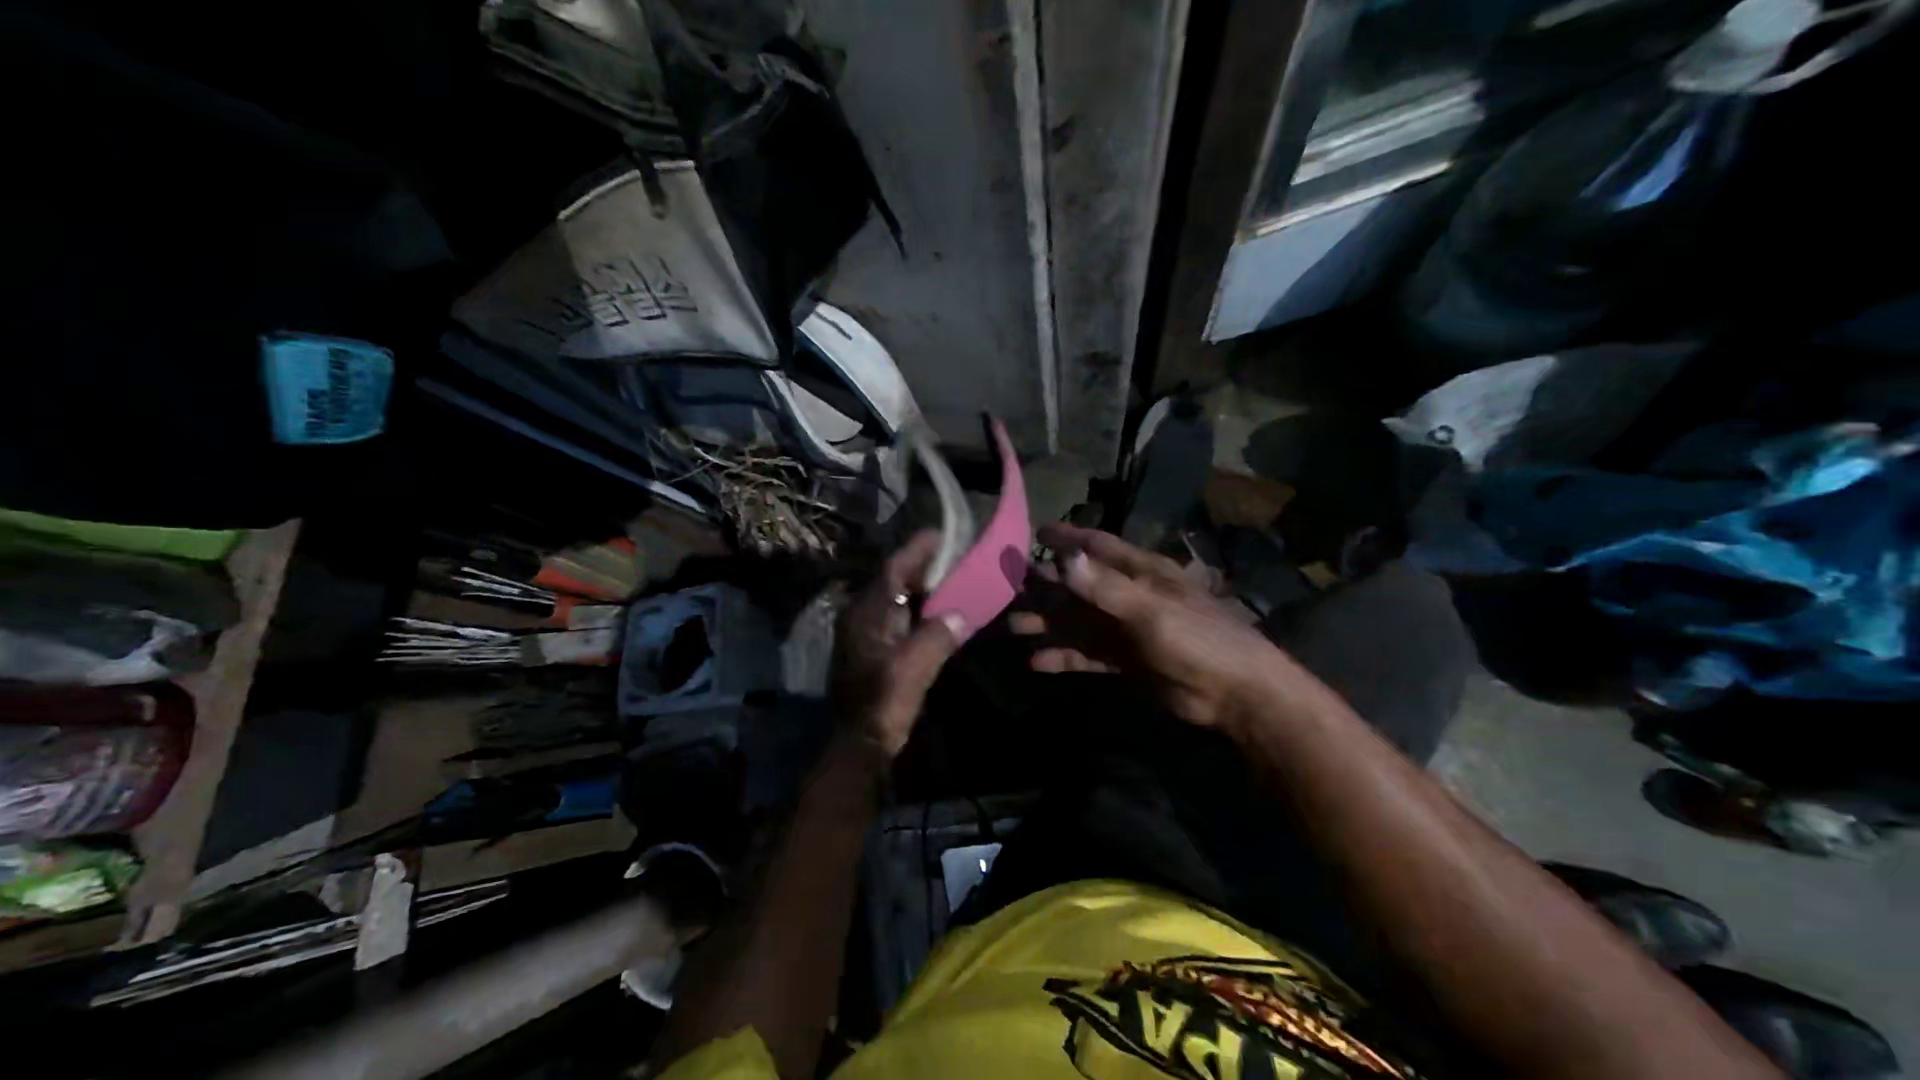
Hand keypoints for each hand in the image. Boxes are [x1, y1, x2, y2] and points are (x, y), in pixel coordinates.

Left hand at [833, 530, 967, 757]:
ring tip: (951, 581)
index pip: (892, 569)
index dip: (917, 550)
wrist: (859, 745)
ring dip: (920, 590)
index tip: (941, 534)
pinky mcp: (870, 651)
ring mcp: (863, 635)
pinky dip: (916, 611)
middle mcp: (860, 617)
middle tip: (953, 557)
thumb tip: (959, 615)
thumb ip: (937, 636)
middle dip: (921, 568)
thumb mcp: (913, 668)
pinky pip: (895, 619)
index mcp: (866, 614)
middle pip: (891, 581)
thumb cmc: (882, 704)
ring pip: (894, 600)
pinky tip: (937, 616)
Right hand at [1011, 523, 1300, 733]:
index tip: (1035, 532)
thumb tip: (1063, 558)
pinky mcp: (1126, 661)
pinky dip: (1063, 657)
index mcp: (1142, 573)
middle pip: (1079, 587)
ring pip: (1078, 622)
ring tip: (1013, 627)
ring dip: (1048, 623)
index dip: (1068, 538)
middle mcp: (1130, 596)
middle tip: (1007, 590)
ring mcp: (1127, 630)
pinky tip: (1036, 663)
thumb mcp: (1151, 610)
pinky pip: (1086, 654)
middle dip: (1046, 588)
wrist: (1236, 694)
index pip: (1098, 547)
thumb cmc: (1199, 640)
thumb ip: (1105, 588)